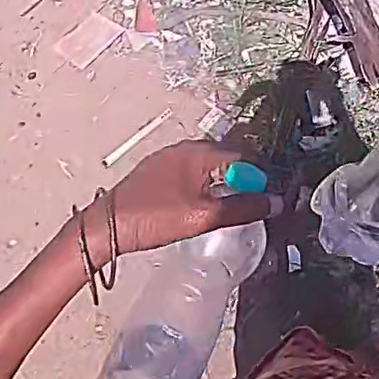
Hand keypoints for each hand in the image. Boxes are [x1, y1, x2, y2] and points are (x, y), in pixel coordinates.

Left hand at [95, 140, 280, 253]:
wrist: (103, 229)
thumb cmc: (152, 218)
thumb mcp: (203, 216)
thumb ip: (243, 208)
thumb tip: (274, 203)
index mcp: (198, 152)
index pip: (244, 157)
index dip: (259, 179)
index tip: (265, 200)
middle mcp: (185, 149)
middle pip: (228, 161)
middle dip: (243, 182)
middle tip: (250, 206)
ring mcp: (169, 160)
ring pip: (210, 169)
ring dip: (223, 186)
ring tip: (228, 210)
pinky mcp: (159, 174)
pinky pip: (193, 175)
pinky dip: (205, 188)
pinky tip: (203, 208)